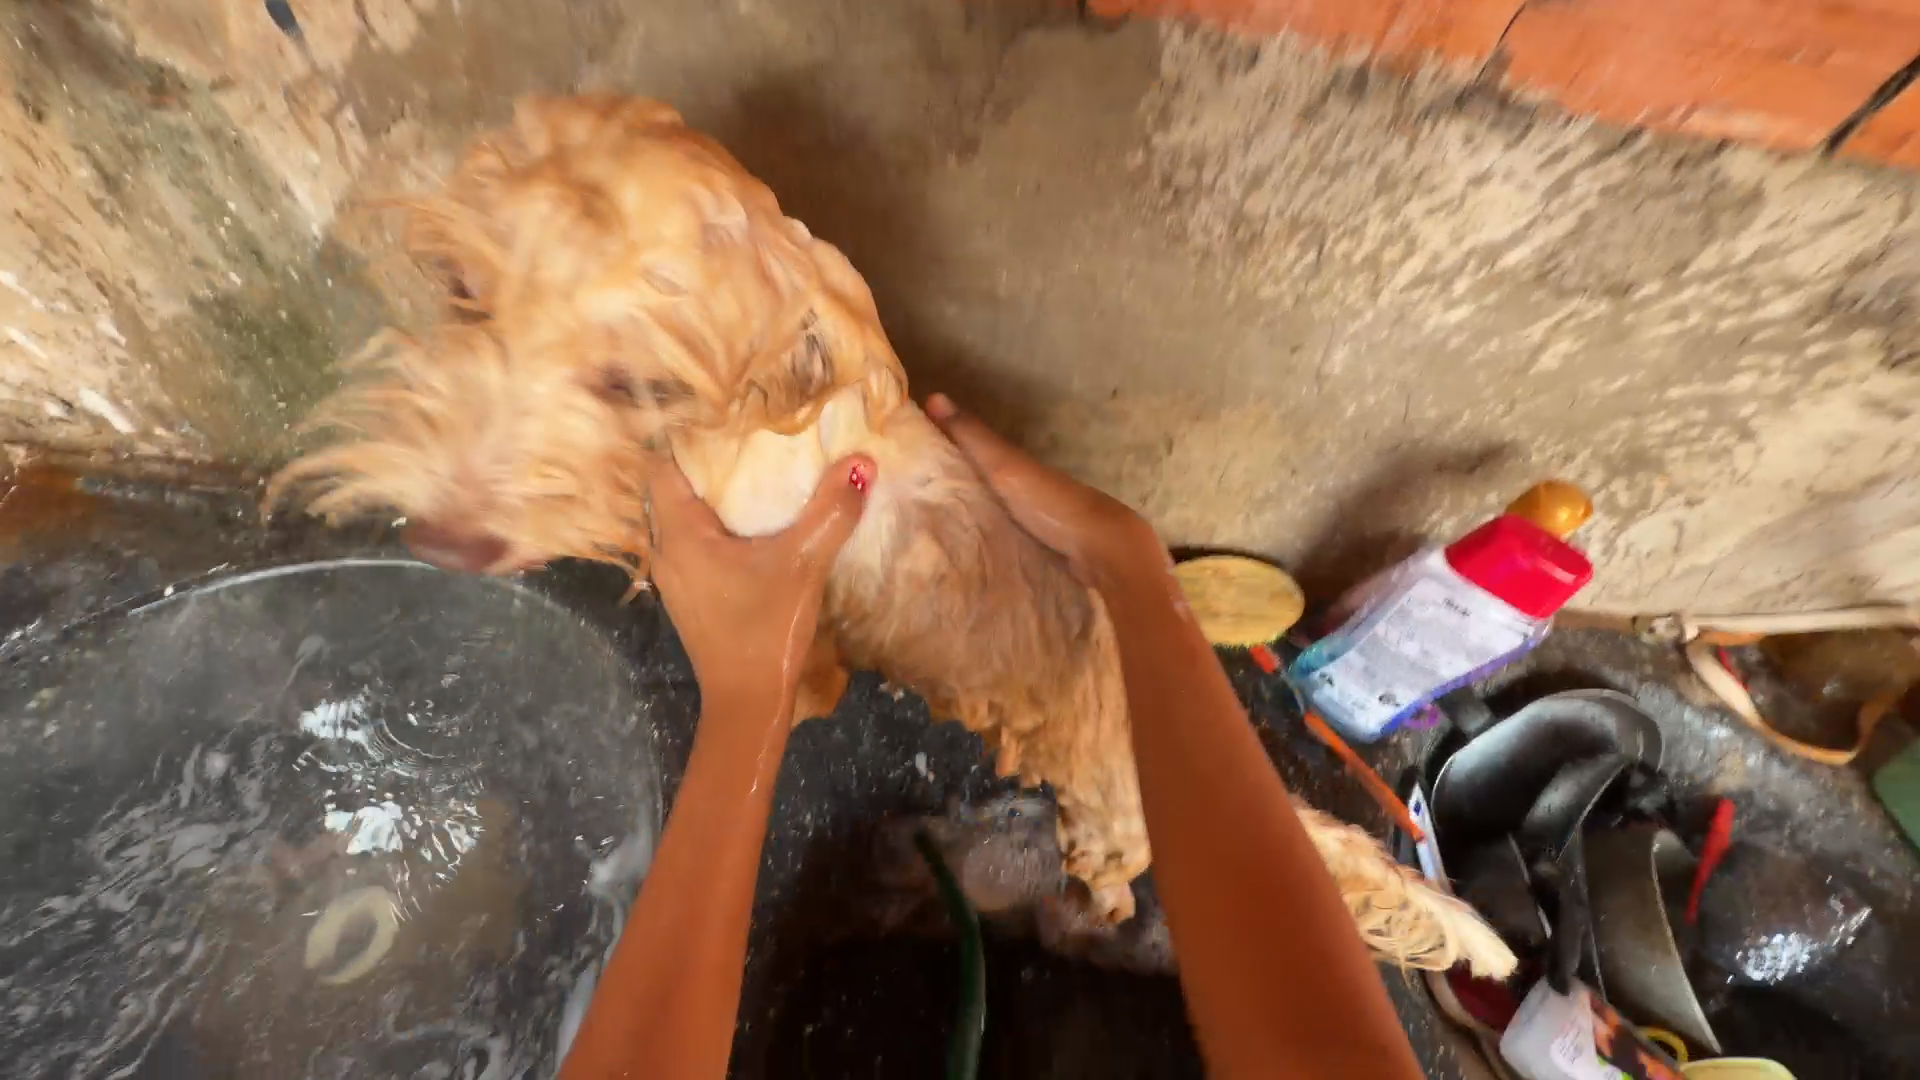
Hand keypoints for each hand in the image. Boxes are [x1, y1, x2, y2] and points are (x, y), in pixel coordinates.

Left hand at [648, 453, 873, 712]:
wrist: (748, 701)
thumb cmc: (765, 628)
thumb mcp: (803, 564)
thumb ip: (832, 511)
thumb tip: (862, 463)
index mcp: (681, 534)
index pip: (665, 464)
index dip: (690, 437)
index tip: (728, 417)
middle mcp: (667, 550)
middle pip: (677, 488)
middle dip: (711, 463)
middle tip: (752, 439)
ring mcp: (678, 577)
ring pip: (688, 518)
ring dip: (717, 497)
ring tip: (757, 473)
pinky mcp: (694, 595)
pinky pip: (699, 543)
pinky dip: (722, 526)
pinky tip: (758, 526)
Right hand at [925, 393, 1163, 588]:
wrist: (1100, 550)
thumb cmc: (1050, 502)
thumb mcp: (1005, 467)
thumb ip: (973, 438)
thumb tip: (933, 395)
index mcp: (1017, 468)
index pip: (975, 454)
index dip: (947, 453)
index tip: (911, 462)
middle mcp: (1026, 492)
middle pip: (984, 487)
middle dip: (955, 493)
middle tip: (915, 505)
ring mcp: (1035, 526)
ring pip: (995, 518)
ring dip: (972, 522)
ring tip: (934, 537)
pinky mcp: (1039, 556)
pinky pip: (1005, 546)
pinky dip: (987, 546)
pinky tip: (969, 559)